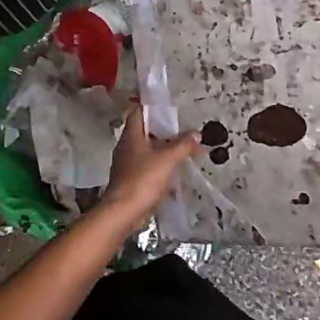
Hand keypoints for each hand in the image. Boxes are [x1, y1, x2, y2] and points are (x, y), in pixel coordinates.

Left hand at [99, 100, 197, 218]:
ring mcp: (127, 163)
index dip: (152, 107)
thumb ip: (183, 145)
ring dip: (163, 149)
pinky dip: (159, 165)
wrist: (123, 211)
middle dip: (163, 131)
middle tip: (182, 132)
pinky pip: (146, 165)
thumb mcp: (168, 159)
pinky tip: (172, 172)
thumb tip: (196, 133)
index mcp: (131, 135)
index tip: (169, 110)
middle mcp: (126, 145)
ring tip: (182, 151)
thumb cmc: (143, 179)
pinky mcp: (130, 179)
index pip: (138, 112)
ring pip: (146, 149)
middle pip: (144, 131)